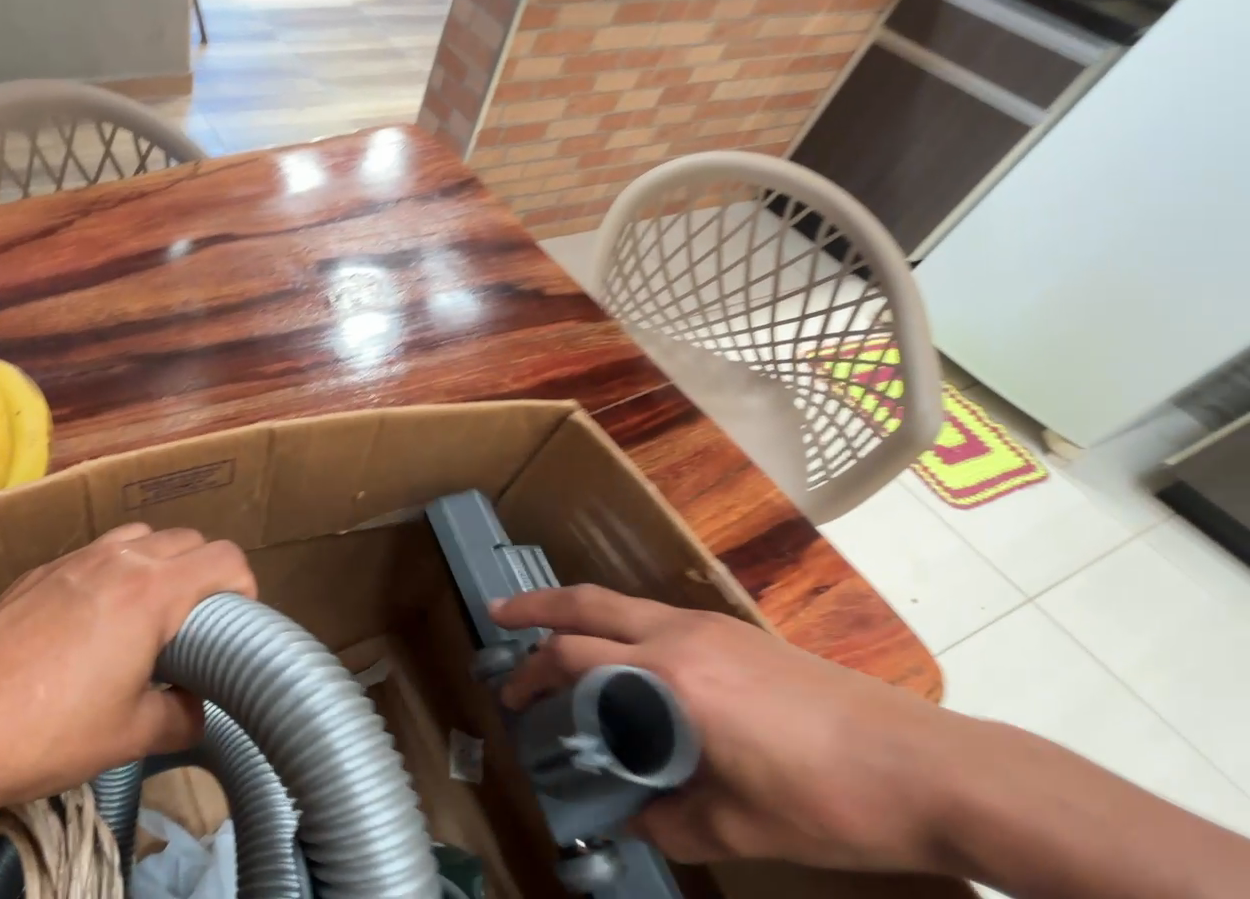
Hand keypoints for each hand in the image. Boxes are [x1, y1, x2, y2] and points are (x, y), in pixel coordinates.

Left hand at [0, 524, 255, 829]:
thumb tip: (196, 711)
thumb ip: (181, 717)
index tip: (239, 625)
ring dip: (159, 563)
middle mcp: (116, 561)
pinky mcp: (35, 574)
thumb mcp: (130, 736)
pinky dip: (114, 571)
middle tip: (198, 626)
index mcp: (151, 592)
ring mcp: (71, 561)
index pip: (224, 558)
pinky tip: (92, 624)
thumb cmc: (47, 732)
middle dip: (205, 573)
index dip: (245, 588)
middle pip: (186, 539)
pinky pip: (94, 553)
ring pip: (138, 536)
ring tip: (148, 616)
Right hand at [493, 585, 964, 873]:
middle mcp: (682, 636)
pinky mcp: (742, 634)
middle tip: (498, 612)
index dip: (532, 674)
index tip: (512, 699)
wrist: (931, 769)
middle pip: (588, 603)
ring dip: (581, 612)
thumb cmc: (827, 802)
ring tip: (555, 633)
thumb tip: (633, 821)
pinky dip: (623, 625)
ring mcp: (714, 628)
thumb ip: (670, 820)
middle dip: (536, 606)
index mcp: (669, 679)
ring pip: (624, 602)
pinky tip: (632, 661)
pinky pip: (659, 616)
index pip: (574, 657)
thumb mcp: (739, 826)